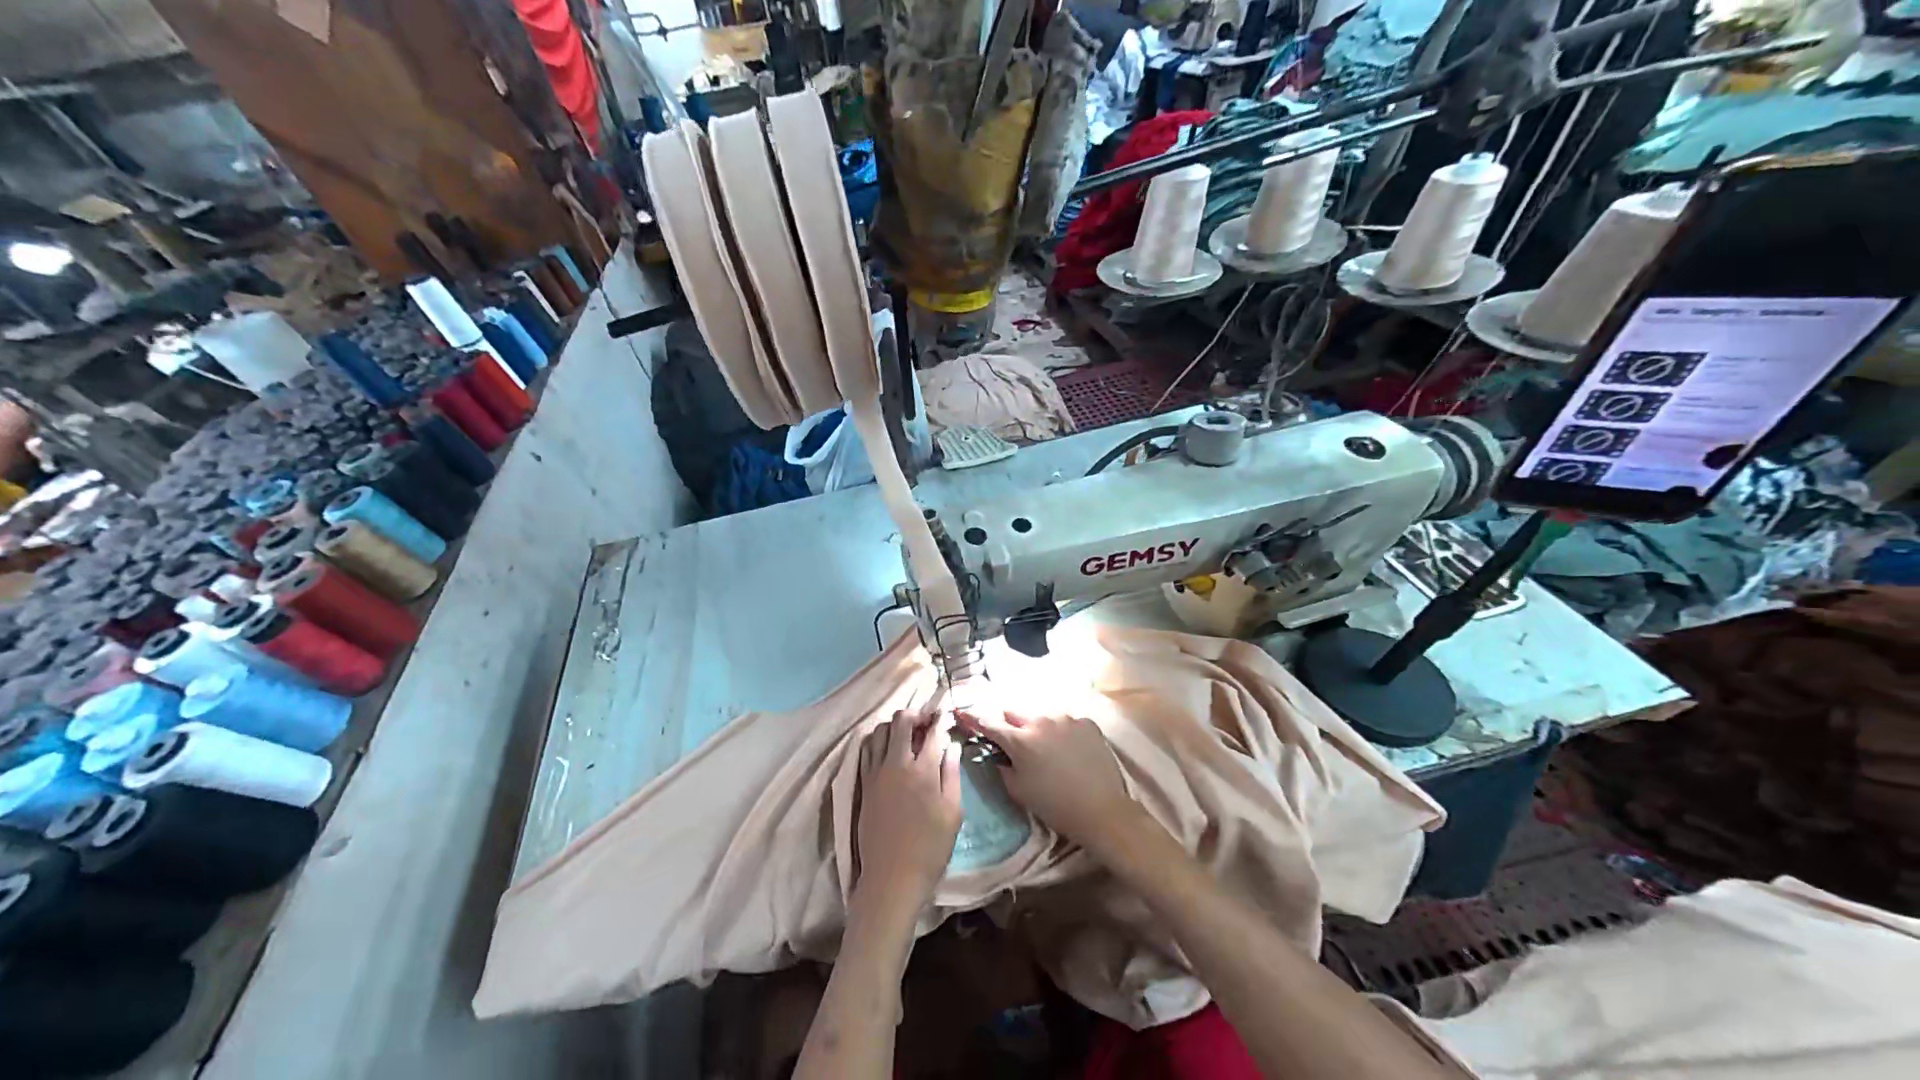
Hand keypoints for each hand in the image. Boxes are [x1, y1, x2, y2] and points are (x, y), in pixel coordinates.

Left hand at [854, 712, 961, 916]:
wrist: (892, 877)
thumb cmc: (930, 848)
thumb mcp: (953, 813)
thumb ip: (952, 775)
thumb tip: (952, 747)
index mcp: (924, 771)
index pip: (933, 732)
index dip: (941, 720)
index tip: (946, 717)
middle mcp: (897, 764)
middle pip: (902, 722)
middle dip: (917, 715)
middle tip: (927, 723)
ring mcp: (876, 772)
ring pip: (880, 731)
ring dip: (896, 726)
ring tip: (909, 735)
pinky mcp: (863, 783)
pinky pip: (867, 749)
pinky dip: (878, 741)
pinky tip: (889, 749)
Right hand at [954, 709, 1141, 856]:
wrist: (1101, 810)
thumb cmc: (1054, 805)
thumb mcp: (1017, 790)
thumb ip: (1001, 765)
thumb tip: (994, 752)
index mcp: (1020, 739)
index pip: (988, 722)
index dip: (972, 717)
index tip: (960, 711)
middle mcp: (1041, 721)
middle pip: (1014, 713)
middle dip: (1008, 723)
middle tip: (1011, 740)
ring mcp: (1067, 719)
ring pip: (1042, 716)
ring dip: (1037, 728)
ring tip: (1045, 749)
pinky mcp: (1087, 723)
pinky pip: (1065, 722)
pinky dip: (1061, 732)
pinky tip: (1068, 750)